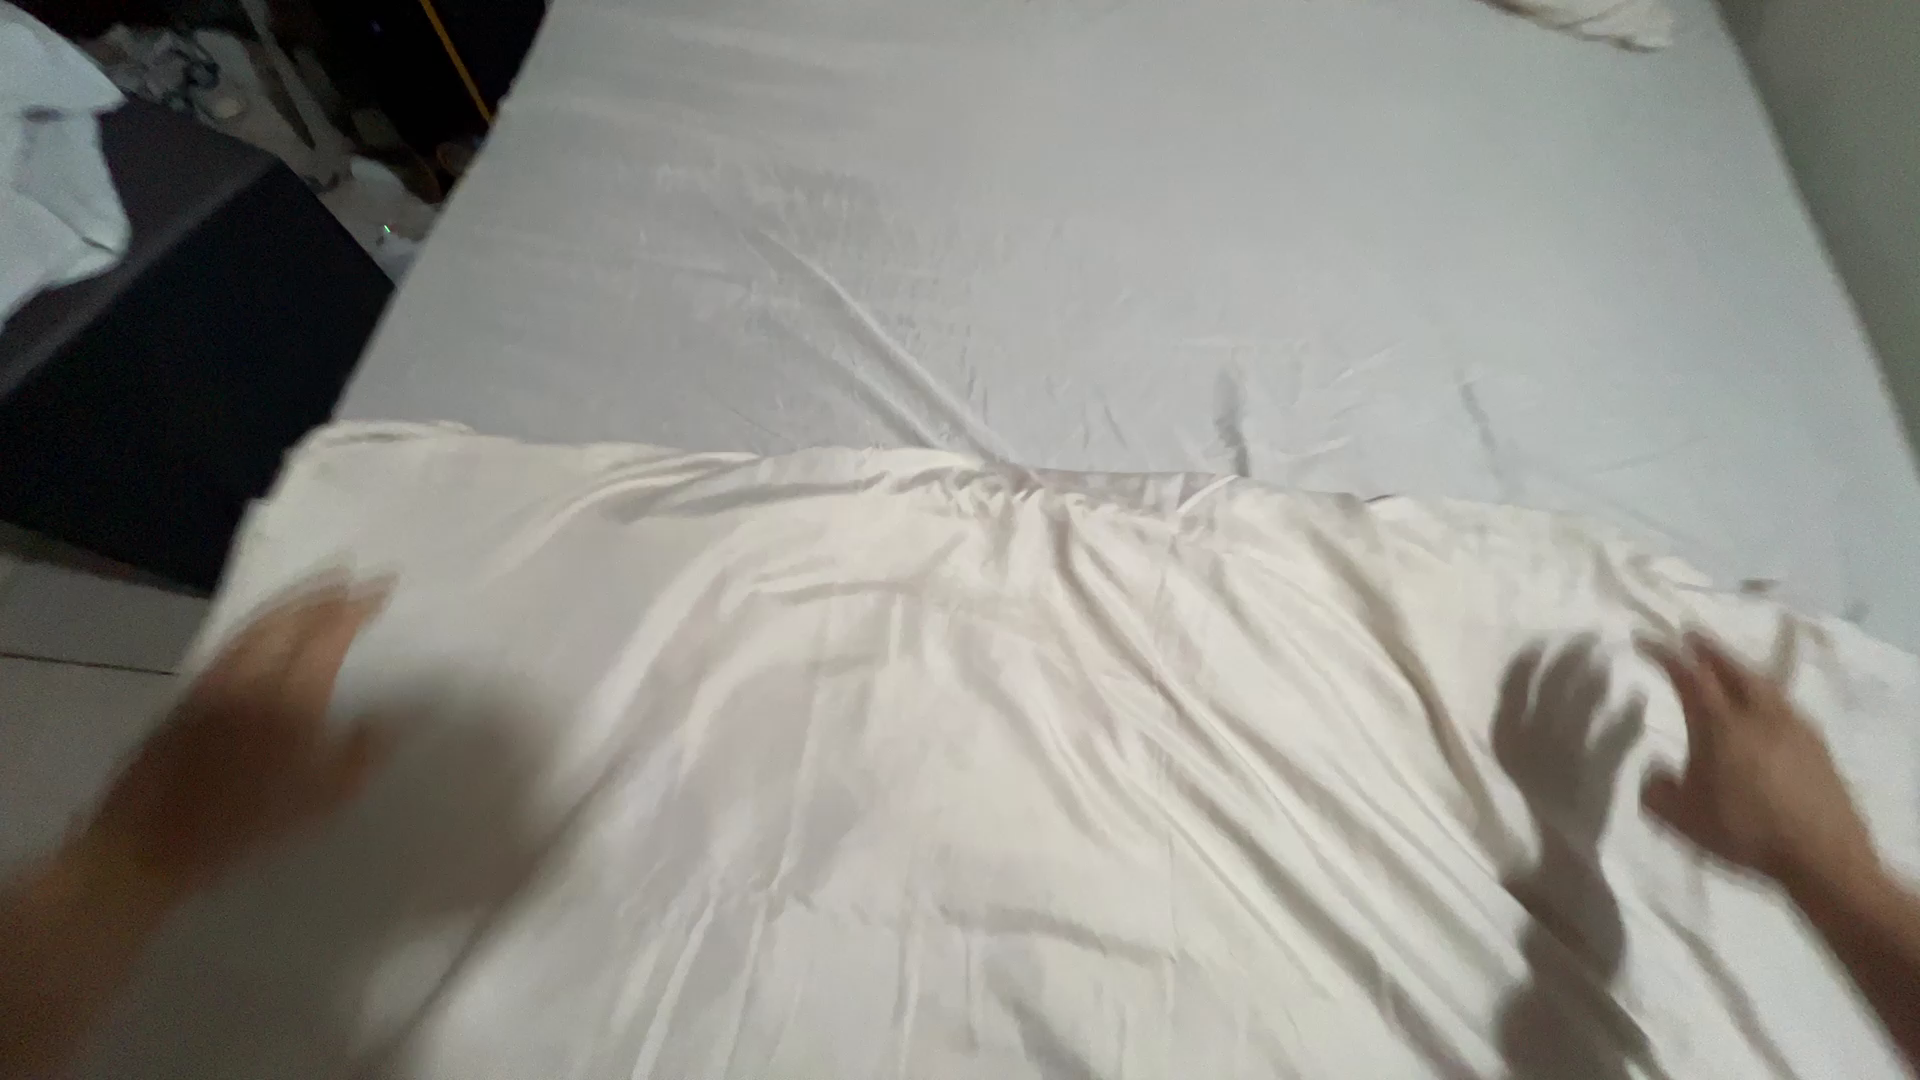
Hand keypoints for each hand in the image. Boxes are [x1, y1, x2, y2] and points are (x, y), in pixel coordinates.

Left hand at [80, 580, 394, 898]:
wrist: (149, 845)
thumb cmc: (253, 820)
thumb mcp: (328, 794)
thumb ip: (368, 747)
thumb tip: (406, 711)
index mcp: (293, 697)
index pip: (330, 633)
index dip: (359, 605)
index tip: (385, 586)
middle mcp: (253, 678)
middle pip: (291, 618)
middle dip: (326, 591)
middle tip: (357, 574)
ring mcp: (216, 682)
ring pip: (258, 624)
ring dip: (294, 598)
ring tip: (322, 586)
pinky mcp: (191, 693)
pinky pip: (234, 639)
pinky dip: (263, 620)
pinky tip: (274, 622)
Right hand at [1639, 632, 1878, 896]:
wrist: (1825, 864)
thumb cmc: (1741, 833)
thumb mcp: (1676, 815)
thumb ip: (1656, 786)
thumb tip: (1660, 771)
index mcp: (1719, 727)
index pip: (1689, 677)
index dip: (1664, 654)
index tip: (1643, 641)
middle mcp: (1759, 720)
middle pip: (1734, 671)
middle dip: (1709, 650)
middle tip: (1690, 635)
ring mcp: (1796, 734)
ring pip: (1766, 687)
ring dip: (1741, 669)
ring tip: (1725, 664)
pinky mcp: (1819, 752)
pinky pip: (1786, 708)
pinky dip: (1766, 694)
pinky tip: (1763, 705)